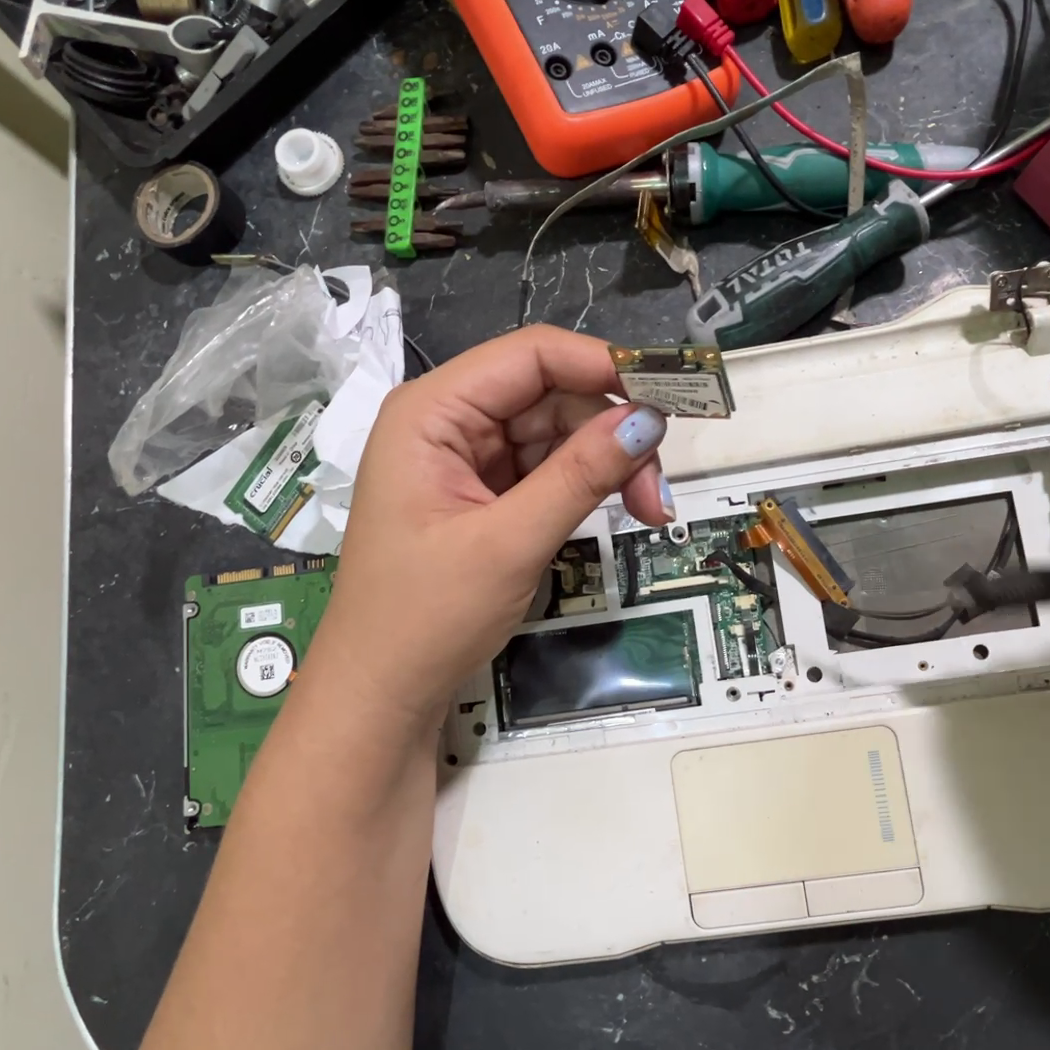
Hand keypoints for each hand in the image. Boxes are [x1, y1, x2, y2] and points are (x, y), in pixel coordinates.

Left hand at [310, 326, 672, 729]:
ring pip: (559, 433)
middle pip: (552, 395)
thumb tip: (650, 421)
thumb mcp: (509, 542)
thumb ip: (579, 476)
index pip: (530, 355)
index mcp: (432, 411)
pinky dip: (587, 486)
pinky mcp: (486, 493)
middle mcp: (450, 421)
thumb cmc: (426, 616)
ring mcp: (468, 458)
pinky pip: (548, 469)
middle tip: (659, 491)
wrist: (382, 694)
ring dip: (608, 465)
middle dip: (611, 434)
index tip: (668, 396)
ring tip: (649, 511)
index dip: (601, 366)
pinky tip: (620, 510)